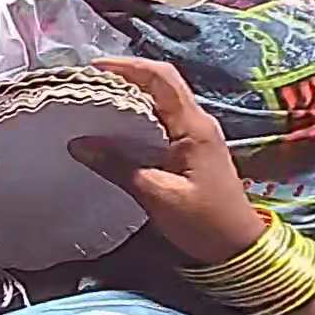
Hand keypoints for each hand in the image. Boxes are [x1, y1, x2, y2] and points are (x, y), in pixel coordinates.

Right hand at [68, 57, 262, 264]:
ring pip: (157, 101)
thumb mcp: (155, 194)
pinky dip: (133, 115)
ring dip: (127, 94)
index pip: (162, 79)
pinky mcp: (187, 148)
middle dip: (123, 76)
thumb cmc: (202, 221)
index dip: (128, 66)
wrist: (237, 248)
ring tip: (92, 98)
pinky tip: (111, 124)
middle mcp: (195, 122)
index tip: (94, 68)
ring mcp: (193, 134)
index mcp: (193, 127)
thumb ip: (117, 166)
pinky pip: (157, 119)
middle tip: (86, 83)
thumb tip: (77, 144)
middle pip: (159, 84)